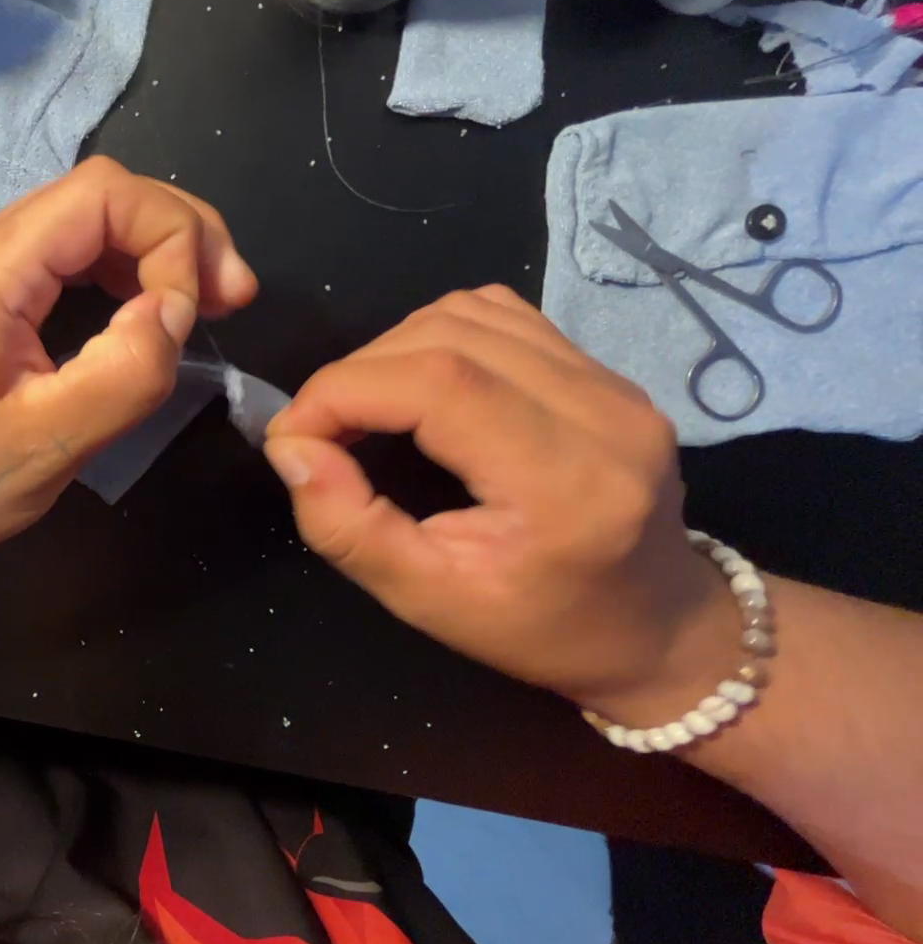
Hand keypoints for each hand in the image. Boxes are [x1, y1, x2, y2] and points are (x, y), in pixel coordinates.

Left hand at [0, 157, 256, 588]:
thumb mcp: (49, 442)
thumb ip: (125, 371)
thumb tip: (175, 311)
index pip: (100, 195)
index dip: (172, 234)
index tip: (202, 309)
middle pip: (96, 196)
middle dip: (177, 233)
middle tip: (233, 295)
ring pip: (83, 225)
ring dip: (152, 252)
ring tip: (204, 303)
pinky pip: (62, 263)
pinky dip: (117, 276)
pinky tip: (147, 312)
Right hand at [264, 286, 729, 708]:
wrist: (654, 627)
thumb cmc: (533, 628)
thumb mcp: (419, 598)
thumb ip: (343, 525)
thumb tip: (290, 447)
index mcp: (565, 481)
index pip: (438, 384)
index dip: (341, 391)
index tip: (291, 436)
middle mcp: (600, 411)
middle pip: (444, 338)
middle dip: (352, 375)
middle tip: (318, 430)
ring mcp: (610, 381)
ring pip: (464, 315)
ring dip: (386, 353)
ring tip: (362, 409)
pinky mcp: (600, 370)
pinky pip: (494, 316)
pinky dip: (428, 339)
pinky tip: (412, 387)